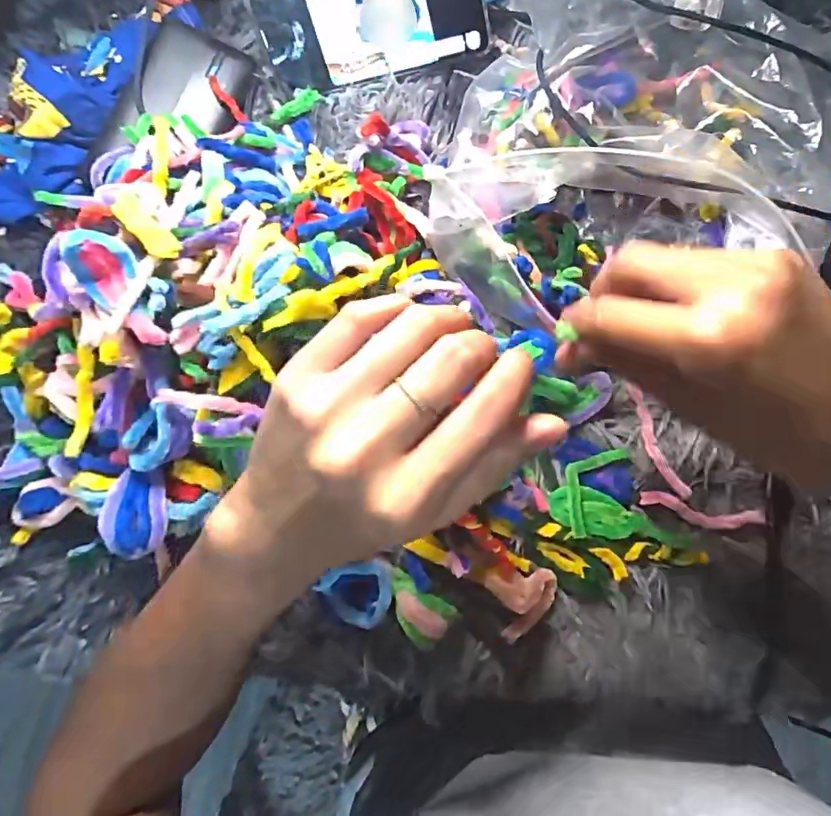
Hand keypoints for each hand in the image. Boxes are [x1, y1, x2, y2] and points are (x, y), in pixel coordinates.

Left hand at [199, 297, 566, 600]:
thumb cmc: (366, 524)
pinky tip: (412, 315)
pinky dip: (397, 306)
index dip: (515, 375)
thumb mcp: (436, 510)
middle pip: (449, 361)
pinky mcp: (295, 376)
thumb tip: (555, 420)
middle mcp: (364, 447)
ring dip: (447, 317)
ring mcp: (323, 406)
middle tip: (484, 348)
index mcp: (407, 494)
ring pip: (409, 328)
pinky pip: (358, 317)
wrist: (274, 525)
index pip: (482, 415)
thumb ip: (495, 465)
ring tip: (455, 327)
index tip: (524, 360)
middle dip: (482, 344)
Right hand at [556, 243, 830, 511]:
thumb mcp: (699, 411)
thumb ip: (631, 364)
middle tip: (598, 327)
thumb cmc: (788, 441)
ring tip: (642, 322)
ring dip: (640, 286)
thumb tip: (573, 344)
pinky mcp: (774, 254)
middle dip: (602, 293)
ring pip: (663, 254)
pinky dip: (678, 283)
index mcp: (712, 337)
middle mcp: (731, 283)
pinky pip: (700, 259)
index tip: (567, 343)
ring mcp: (757, 261)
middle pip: (630, 260)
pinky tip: (686, 313)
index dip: (578, 325)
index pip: (612, 312)